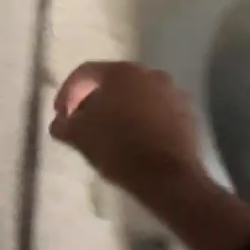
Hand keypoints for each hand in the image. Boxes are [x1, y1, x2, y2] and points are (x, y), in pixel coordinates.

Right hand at [49, 61, 205, 198]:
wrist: (168, 178)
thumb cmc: (117, 147)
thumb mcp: (78, 135)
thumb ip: (63, 123)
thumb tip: (59, 123)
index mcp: (120, 72)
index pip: (84, 73)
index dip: (67, 92)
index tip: (60, 114)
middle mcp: (149, 74)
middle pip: (112, 82)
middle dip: (94, 100)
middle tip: (82, 121)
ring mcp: (173, 93)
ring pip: (137, 96)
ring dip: (120, 110)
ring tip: (109, 133)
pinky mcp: (189, 115)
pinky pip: (157, 111)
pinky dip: (143, 120)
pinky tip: (134, 140)